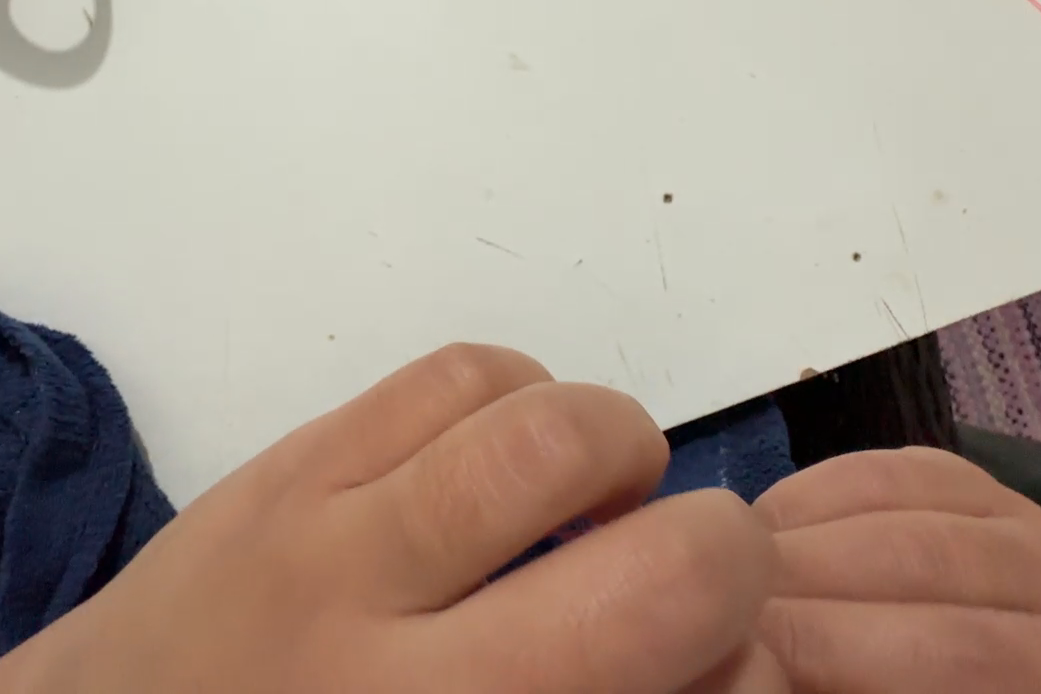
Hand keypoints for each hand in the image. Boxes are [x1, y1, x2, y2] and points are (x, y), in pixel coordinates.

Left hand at [0, 344, 783, 693]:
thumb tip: (711, 651)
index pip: (668, 676)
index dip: (747, 653)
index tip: (733, 649)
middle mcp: (392, 661)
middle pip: (641, 568)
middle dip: (719, 550)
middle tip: (687, 556)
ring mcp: (330, 532)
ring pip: (536, 429)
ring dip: (610, 442)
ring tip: (594, 485)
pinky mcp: (294, 454)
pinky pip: (447, 376)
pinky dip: (516, 390)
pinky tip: (499, 444)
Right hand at [751, 447, 1040, 693]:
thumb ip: (850, 680)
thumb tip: (760, 661)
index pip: (965, 655)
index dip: (830, 643)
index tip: (740, 643)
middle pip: (924, 563)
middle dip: (799, 576)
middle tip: (715, 595)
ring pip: (903, 502)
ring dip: (798, 527)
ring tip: (731, 561)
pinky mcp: (993, 492)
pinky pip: (896, 465)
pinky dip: (822, 484)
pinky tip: (773, 516)